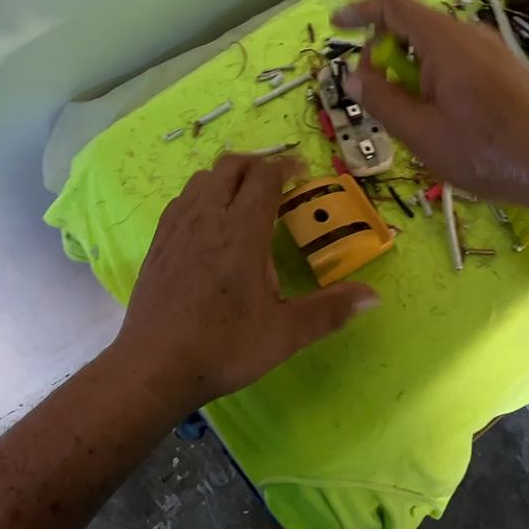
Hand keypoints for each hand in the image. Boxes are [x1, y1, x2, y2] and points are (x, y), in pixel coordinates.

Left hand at [109, 155, 379, 410]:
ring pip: (203, 177)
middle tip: (277, 181)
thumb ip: (329, 311)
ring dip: (228, 176)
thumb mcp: (284, 334)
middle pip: (231, 166)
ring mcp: (178, 225)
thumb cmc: (224, 347)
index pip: (264, 178)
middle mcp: (207, 216)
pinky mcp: (159, 239)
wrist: (155, 364)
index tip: (302, 172)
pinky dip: (203, 193)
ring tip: (245, 197)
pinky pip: (183, 198)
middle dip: (257, 164)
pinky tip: (210, 220)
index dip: (286, 167)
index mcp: (241, 231)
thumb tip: (373, 296)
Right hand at [335, 0, 528, 217]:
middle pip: (414, 24)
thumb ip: (381, 100)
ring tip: (407, 109)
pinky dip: (433, 74)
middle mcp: (470, 35)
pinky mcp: (505, 69)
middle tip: (372, 86)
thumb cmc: (488, 152)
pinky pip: (457, 58)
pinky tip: (440, 114)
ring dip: (409, 66)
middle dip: (384, 48)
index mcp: (446, 42)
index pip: (394, 6)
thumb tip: (354, 76)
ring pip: (436, 45)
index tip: (336, 22)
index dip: (361, 9)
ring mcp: (492, 50)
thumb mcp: (420, 133)